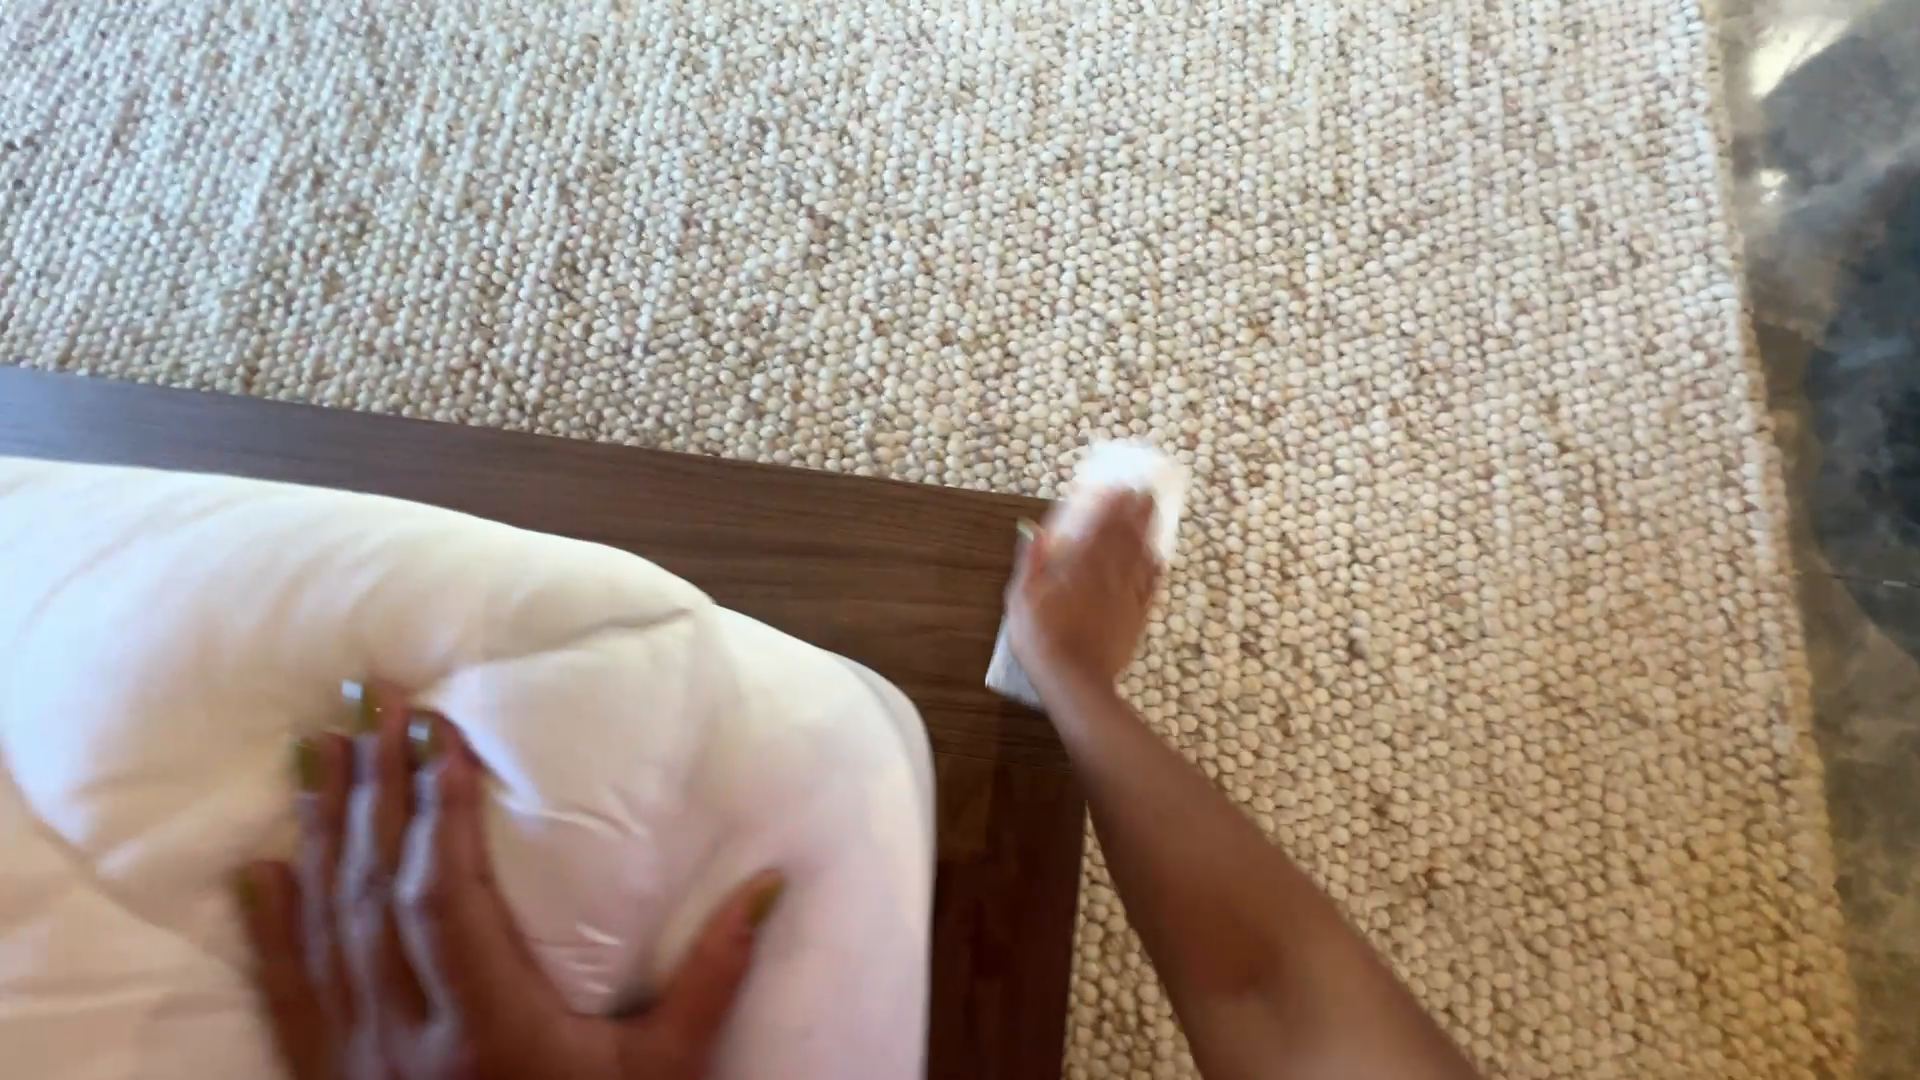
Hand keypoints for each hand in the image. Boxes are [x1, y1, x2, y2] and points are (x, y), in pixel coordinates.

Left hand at [235, 683, 783, 1079]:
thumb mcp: (670, 1069)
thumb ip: (717, 971)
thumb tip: (772, 883)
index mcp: (487, 1025)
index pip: (444, 897)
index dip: (435, 812)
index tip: (434, 735)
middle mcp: (403, 1039)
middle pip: (372, 894)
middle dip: (372, 788)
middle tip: (368, 703)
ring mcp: (354, 1064)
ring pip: (323, 928)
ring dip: (321, 830)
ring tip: (319, 747)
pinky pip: (288, 990)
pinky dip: (271, 922)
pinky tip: (260, 865)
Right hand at [1007, 489, 1161, 691]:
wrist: (1074, 680)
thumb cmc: (1041, 638)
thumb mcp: (1021, 598)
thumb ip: (1031, 562)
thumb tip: (1033, 530)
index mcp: (1080, 566)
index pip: (1102, 526)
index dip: (1113, 504)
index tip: (1121, 485)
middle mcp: (1108, 575)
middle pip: (1127, 536)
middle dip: (1137, 511)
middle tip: (1145, 491)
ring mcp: (1126, 596)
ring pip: (1142, 556)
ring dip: (1149, 532)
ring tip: (1153, 514)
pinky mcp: (1137, 617)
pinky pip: (1150, 586)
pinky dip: (1155, 569)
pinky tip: (1158, 560)